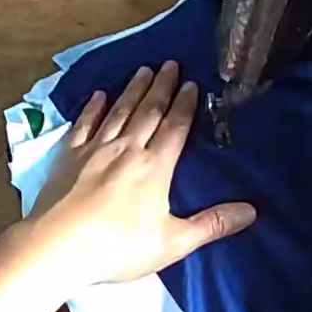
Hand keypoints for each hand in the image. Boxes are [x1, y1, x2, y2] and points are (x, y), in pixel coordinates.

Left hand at [25, 61, 255, 285]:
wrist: (60, 246)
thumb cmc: (119, 248)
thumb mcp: (172, 242)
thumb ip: (210, 225)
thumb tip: (251, 211)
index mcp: (155, 167)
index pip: (175, 128)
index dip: (185, 105)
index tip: (191, 84)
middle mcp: (127, 149)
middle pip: (148, 112)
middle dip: (161, 87)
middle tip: (169, 64)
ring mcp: (94, 150)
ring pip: (118, 112)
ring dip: (132, 90)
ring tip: (143, 70)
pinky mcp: (67, 157)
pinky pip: (83, 125)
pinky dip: (92, 108)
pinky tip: (98, 96)